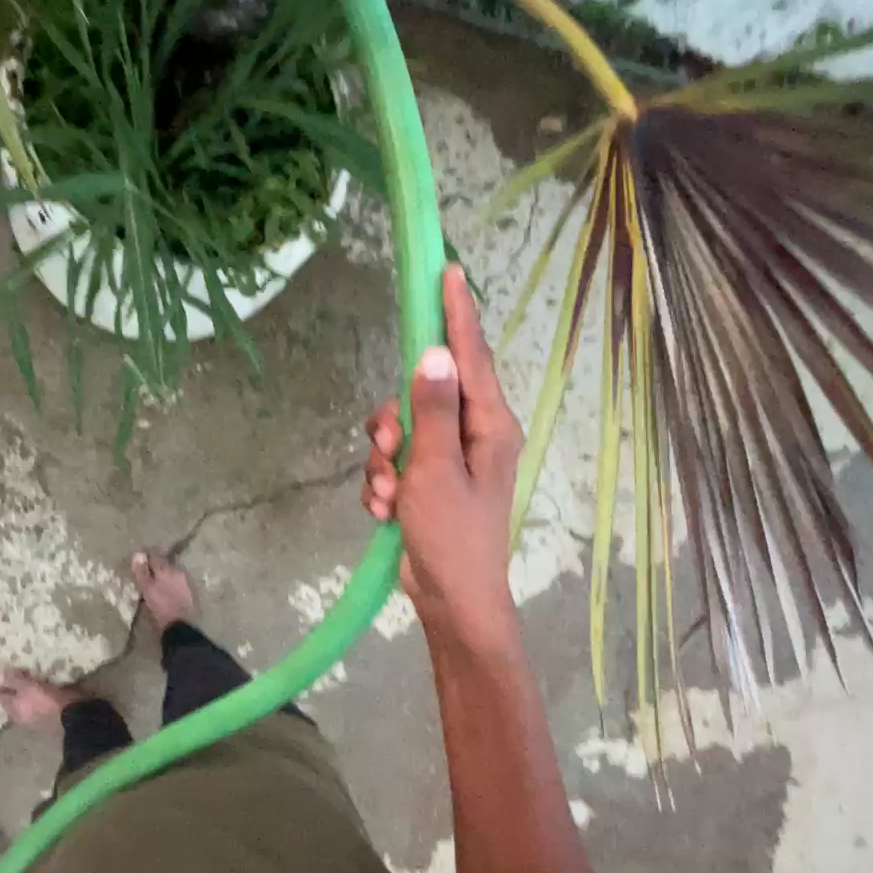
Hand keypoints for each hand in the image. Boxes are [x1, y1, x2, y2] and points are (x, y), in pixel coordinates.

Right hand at [363, 264, 523, 625]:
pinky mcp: (427, 481)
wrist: (450, 601)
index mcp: (489, 424)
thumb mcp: (437, 470)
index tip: (448, 270)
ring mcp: (448, 458)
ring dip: (383, 460)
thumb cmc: (452, 537)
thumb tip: (435, 352)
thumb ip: (434, 410)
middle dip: (394, 422)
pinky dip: (383, 483)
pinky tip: (386, 510)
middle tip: (388, 449)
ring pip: (400, 428)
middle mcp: (473, 433)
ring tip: (388, 494)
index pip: (471, 355)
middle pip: (422, 393)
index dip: (456, 313)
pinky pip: (393, 461)